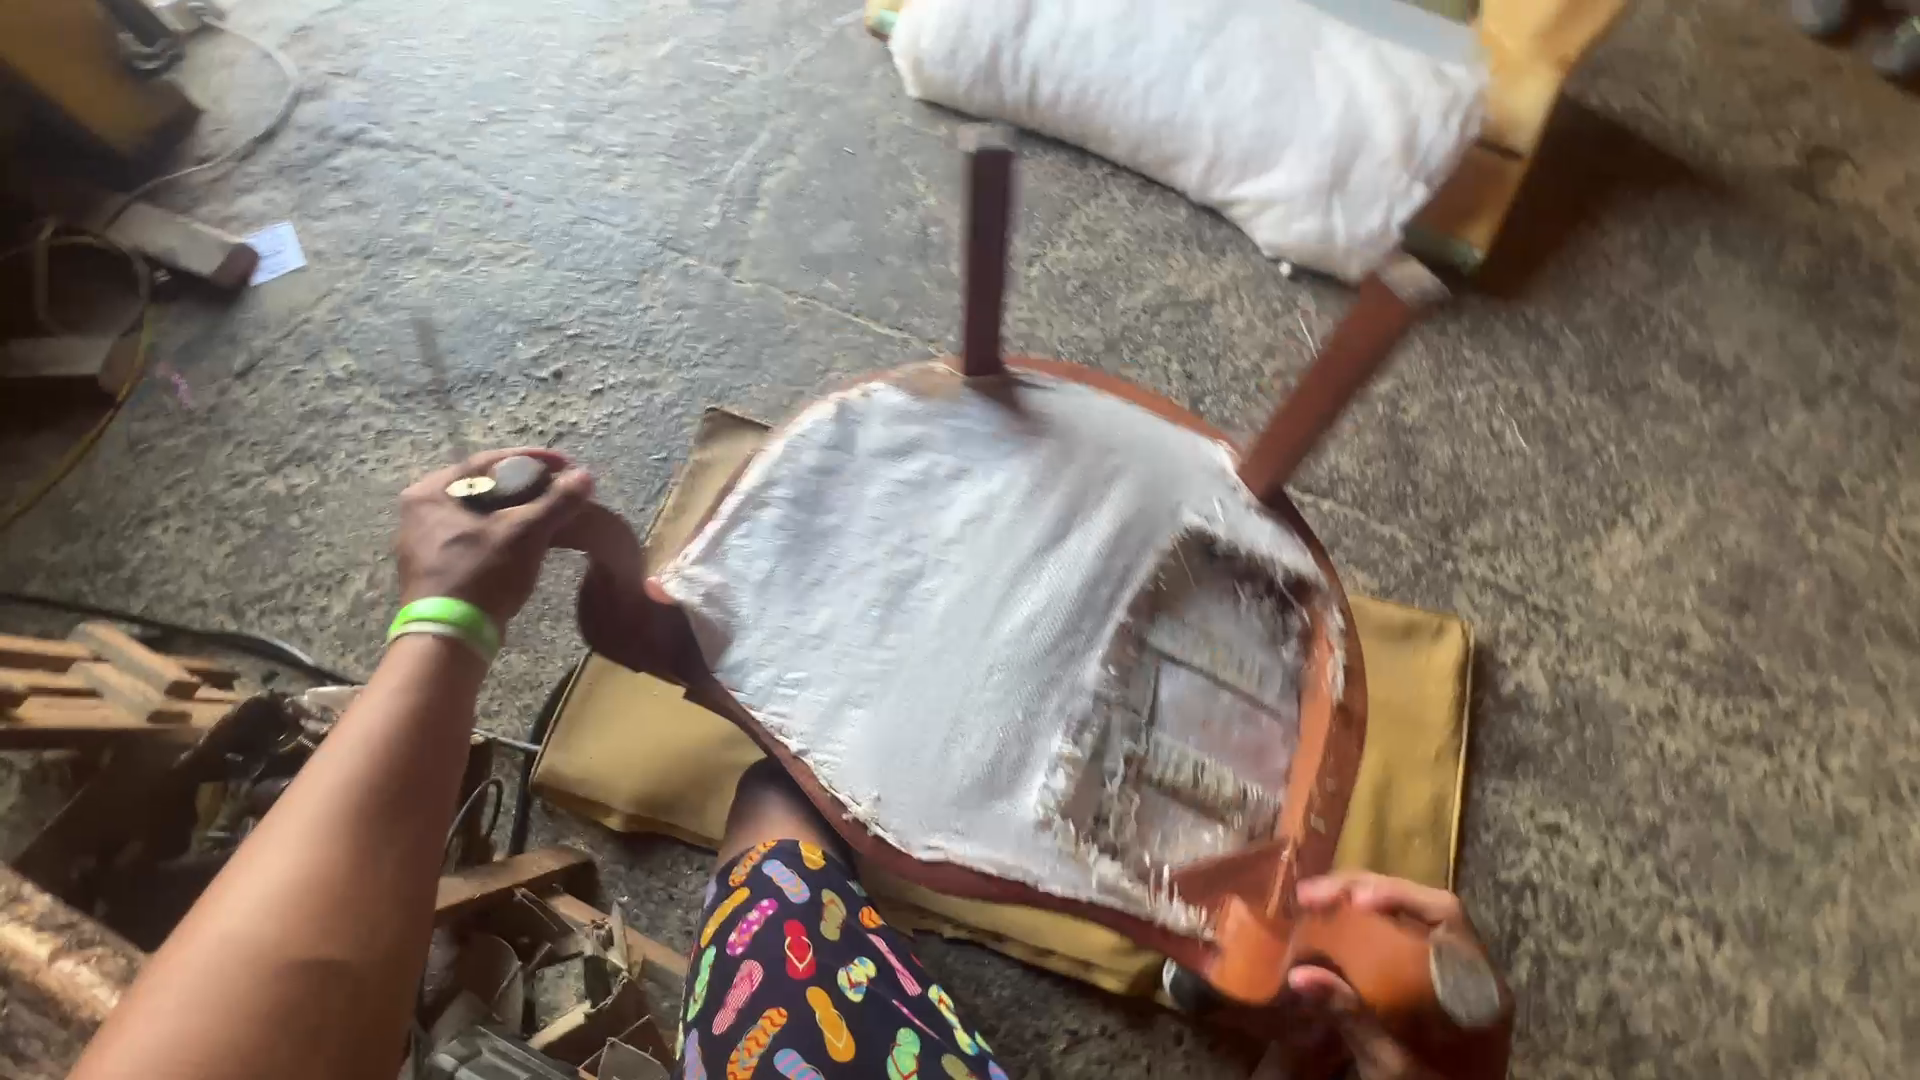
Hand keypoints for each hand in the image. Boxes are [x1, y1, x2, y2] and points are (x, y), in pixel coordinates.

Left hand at [396, 448, 594, 626]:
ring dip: (520, 509)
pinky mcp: (440, 564)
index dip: (532, 459)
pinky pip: (480, 533)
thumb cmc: (481, 574)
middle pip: (485, 486)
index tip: (566, 464)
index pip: (487, 462)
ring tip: (554, 511)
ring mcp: (428, 539)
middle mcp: (422, 510)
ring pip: (484, 511)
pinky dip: (508, 530)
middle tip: (561, 488)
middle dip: (528, 485)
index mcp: (431, 493)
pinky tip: (533, 538)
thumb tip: (586, 476)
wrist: (451, 636)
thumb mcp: (524, 533)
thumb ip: (557, 502)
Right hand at [1287, 873, 1509, 1079]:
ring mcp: (1448, 971)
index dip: (1398, 894)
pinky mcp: (1427, 979)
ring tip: (1314, 899)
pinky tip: (1332, 920)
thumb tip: (1298, 975)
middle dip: (1362, 889)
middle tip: (1312, 894)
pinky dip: (1362, 921)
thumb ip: (1353, 1018)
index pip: (1444, 913)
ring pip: (1404, 913)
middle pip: (1418, 904)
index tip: (1355, 900)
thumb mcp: (1393, 1065)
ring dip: (1357, 898)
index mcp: (1479, 985)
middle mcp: (1469, 968)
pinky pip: (1396, 933)